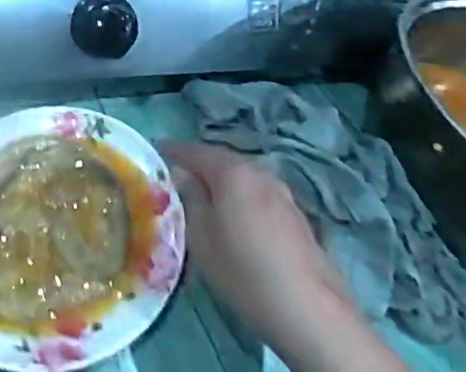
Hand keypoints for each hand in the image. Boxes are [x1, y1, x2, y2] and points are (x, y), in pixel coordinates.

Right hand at [163, 142, 404, 371]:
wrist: (313, 316)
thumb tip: (181, 174)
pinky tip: (236, 221)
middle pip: (220, 161)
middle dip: (197, 167)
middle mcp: (260, 173)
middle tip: (176, 182)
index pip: (192, 150)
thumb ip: (188, 197)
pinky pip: (259, 198)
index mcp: (232, 170)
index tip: (152, 157)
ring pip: (242, 180)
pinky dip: (242, 201)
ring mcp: (284, 196)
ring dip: (222, 185)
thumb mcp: (200, 235)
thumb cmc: (244, 270)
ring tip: (205, 202)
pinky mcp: (299, 220)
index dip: (169, 152)